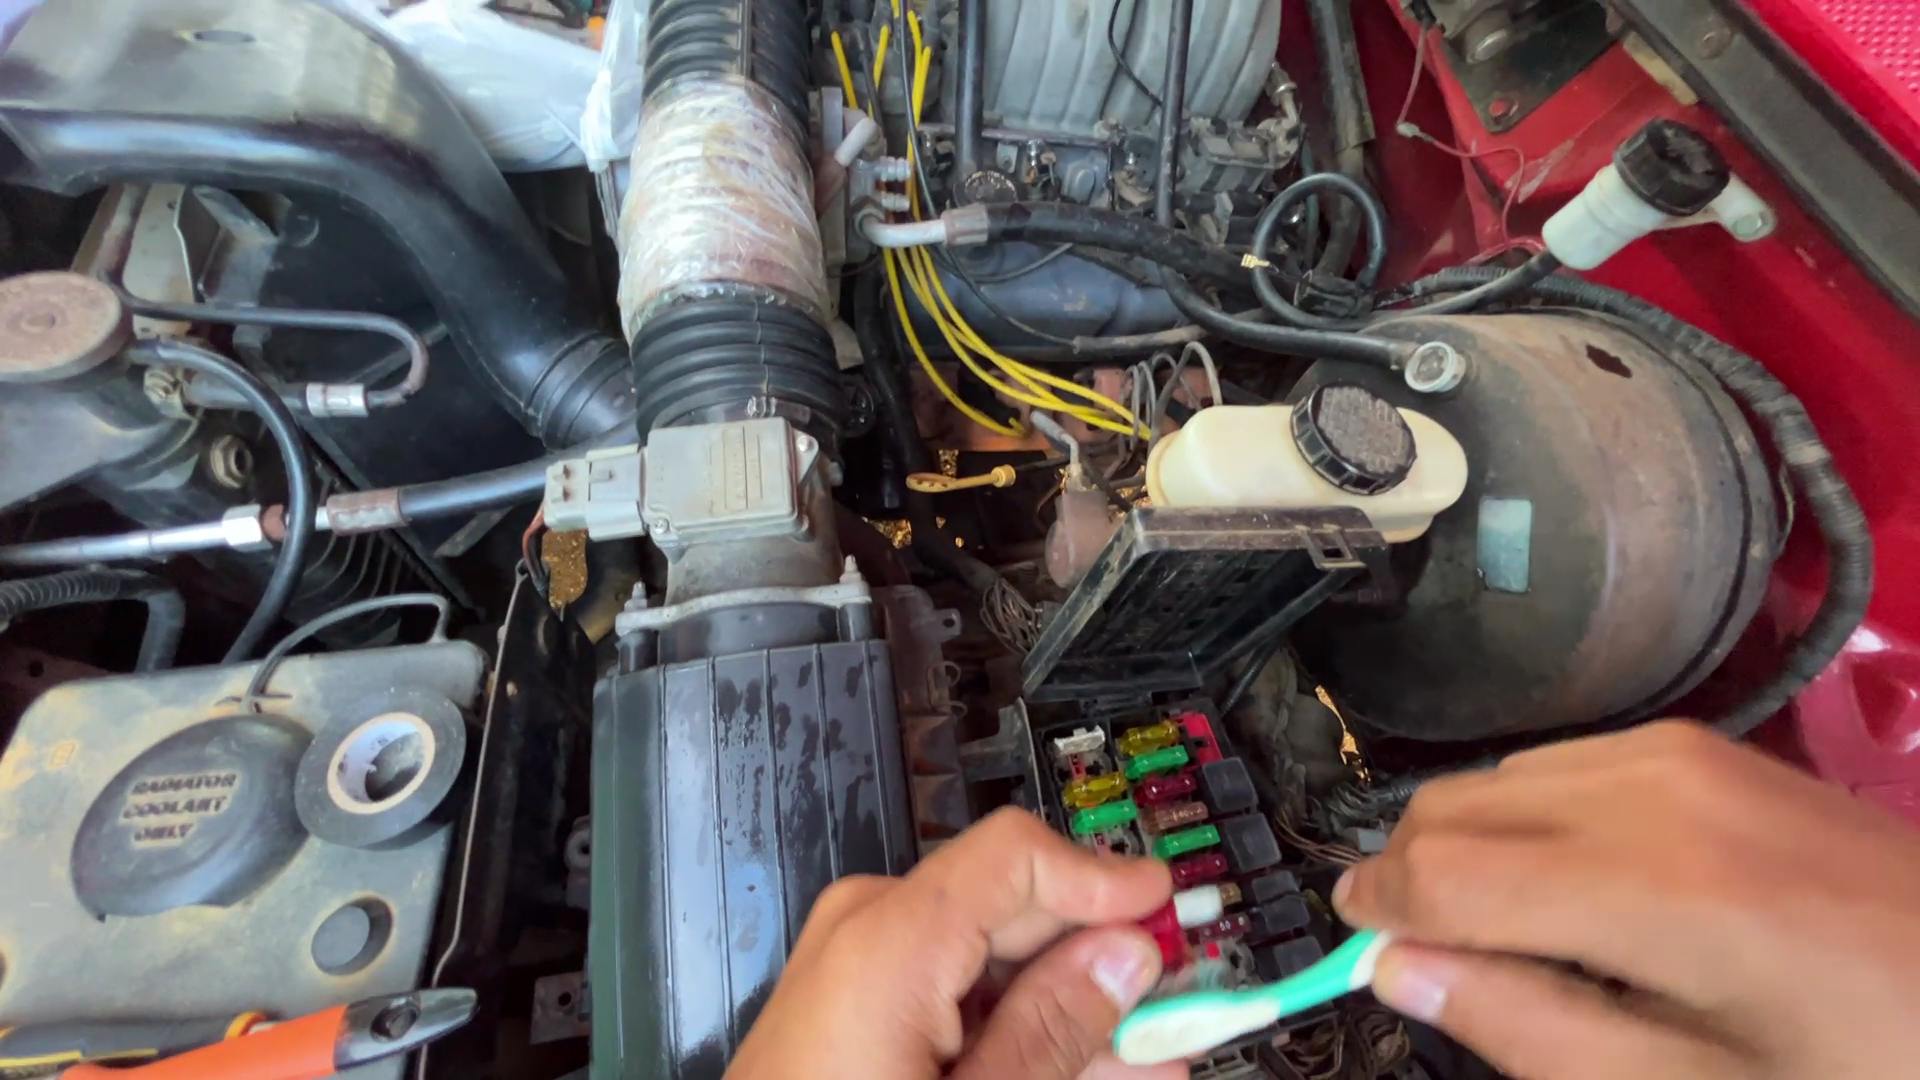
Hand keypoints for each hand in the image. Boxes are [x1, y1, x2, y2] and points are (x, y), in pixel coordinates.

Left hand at [727, 807, 1182, 1079]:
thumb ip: (1054, 1027)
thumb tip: (1123, 955)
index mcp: (889, 937)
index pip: (1015, 853)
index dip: (1096, 873)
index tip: (1160, 904)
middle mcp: (868, 926)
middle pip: (1009, 901)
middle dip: (1094, 945)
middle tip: (1173, 993)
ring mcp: (858, 962)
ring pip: (990, 954)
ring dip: (1066, 995)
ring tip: (1149, 1045)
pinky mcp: (858, 1001)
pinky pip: (956, 990)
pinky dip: (1016, 1018)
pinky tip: (1080, 1062)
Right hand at [1334, 720, 1919, 1078]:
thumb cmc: (1880, 1077)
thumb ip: (1529, 1031)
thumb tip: (1393, 967)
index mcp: (1664, 888)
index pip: (1448, 874)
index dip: (1380, 905)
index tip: (1358, 938)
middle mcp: (1646, 788)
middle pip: (1446, 809)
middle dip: (1414, 875)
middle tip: (1441, 947)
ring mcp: (1665, 750)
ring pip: (1484, 784)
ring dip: (1465, 847)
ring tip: (1521, 920)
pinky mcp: (1680, 740)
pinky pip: (1540, 769)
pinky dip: (1517, 820)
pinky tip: (1576, 874)